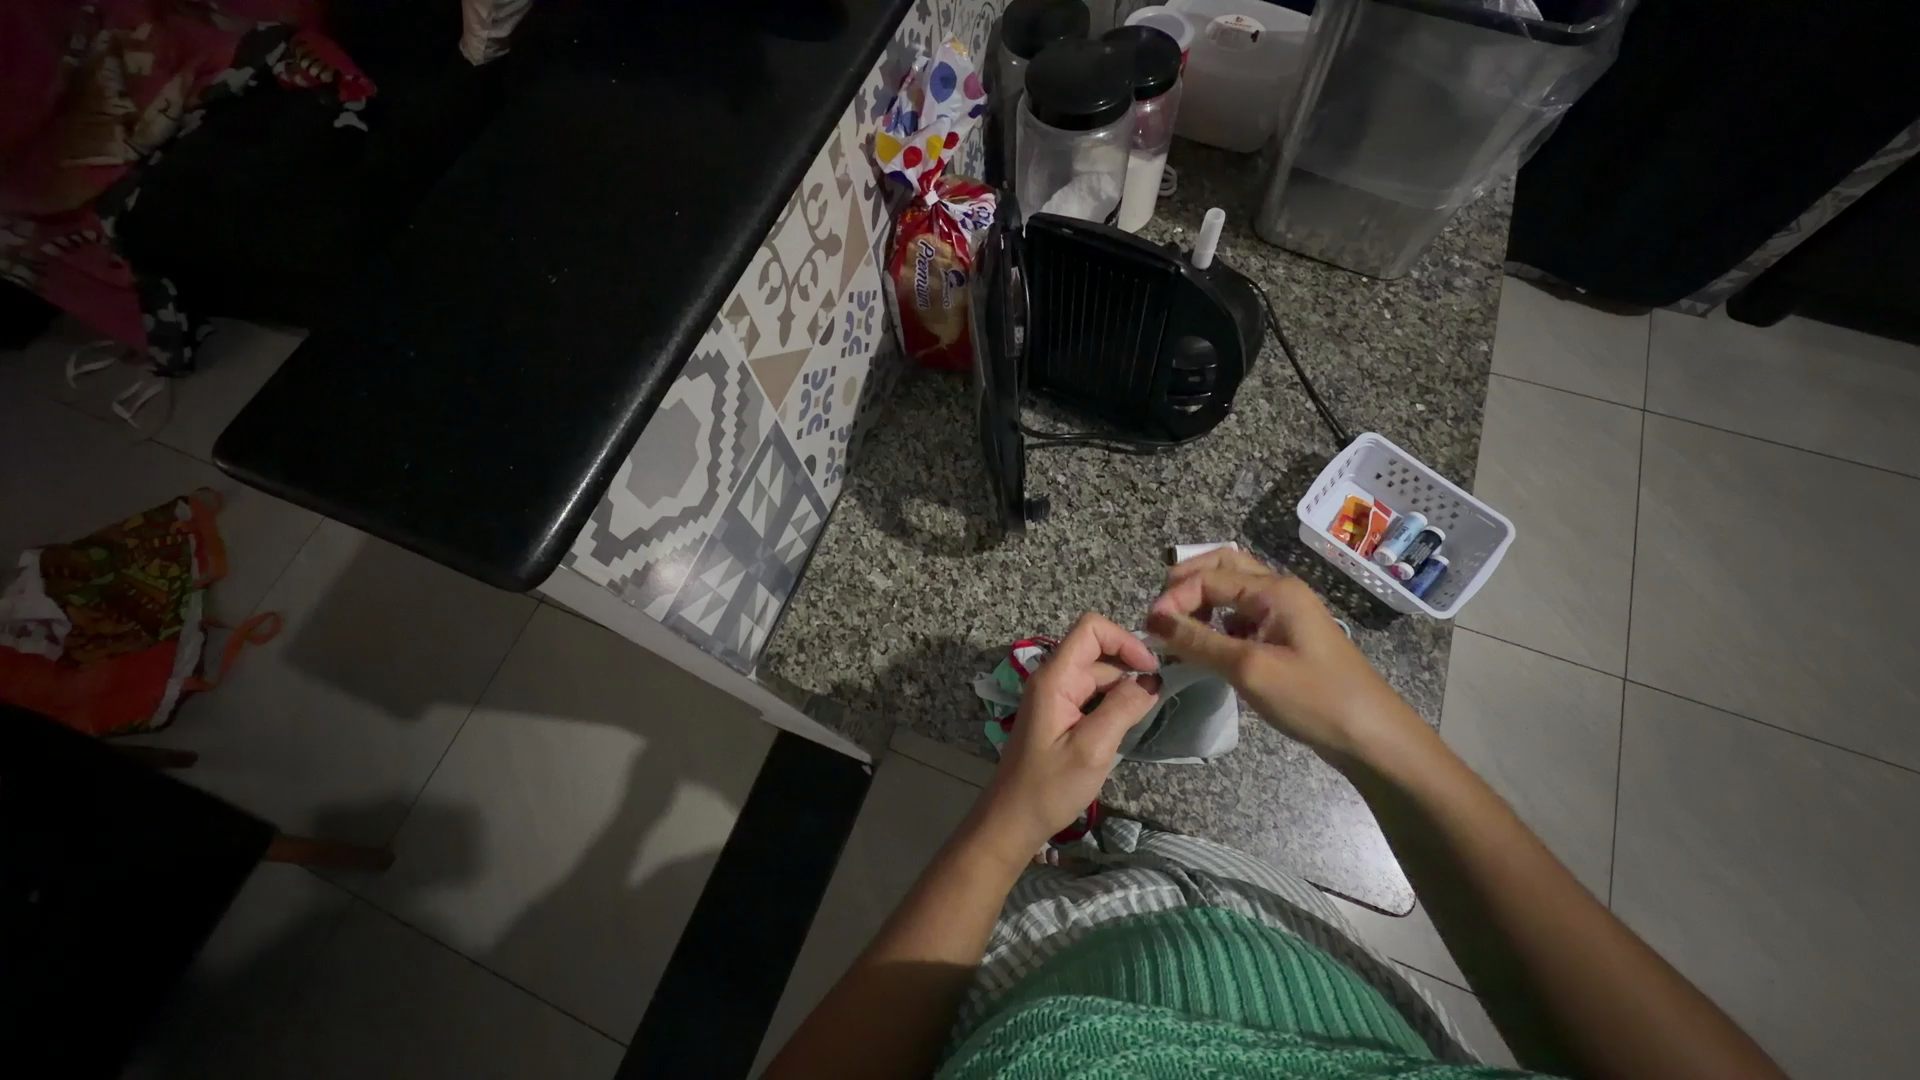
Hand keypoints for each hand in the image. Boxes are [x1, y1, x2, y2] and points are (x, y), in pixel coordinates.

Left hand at [974, 613, 1160, 858]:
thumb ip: (1123, 708)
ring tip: (1147, 712)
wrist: (1012, 819)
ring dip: (1123, 687)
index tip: (1151, 669)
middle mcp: (1053, 679)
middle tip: (1158, 695)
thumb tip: (1152, 680)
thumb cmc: (1049, 786)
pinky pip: (1091, 695)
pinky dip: (1112, 702)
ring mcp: (1054, 697)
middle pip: (1097, 651)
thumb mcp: (1093, 747)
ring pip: (1097, 674)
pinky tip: (1127, 723)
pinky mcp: (1059, 715)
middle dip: (1130, 666)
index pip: (1091, 629)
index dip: (1125, 640)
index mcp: (1055, 678)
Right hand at [1144, 548, 1426, 763]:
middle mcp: (1280, 592)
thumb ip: (1198, 641)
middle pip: (1222, 568)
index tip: (1150, 630)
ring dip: (1200, 604)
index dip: (1173, 598)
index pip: (1208, 577)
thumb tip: (1154, 621)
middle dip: (1185, 585)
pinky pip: (1242, 617)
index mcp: (1274, 590)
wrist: (1373, 737)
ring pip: (1231, 593)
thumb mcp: (1249, 669)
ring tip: (1176, 632)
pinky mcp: (1286, 638)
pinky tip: (1205, 648)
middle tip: (1160, 616)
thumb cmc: (1313, 699)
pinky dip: (1217, 624)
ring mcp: (1285, 615)